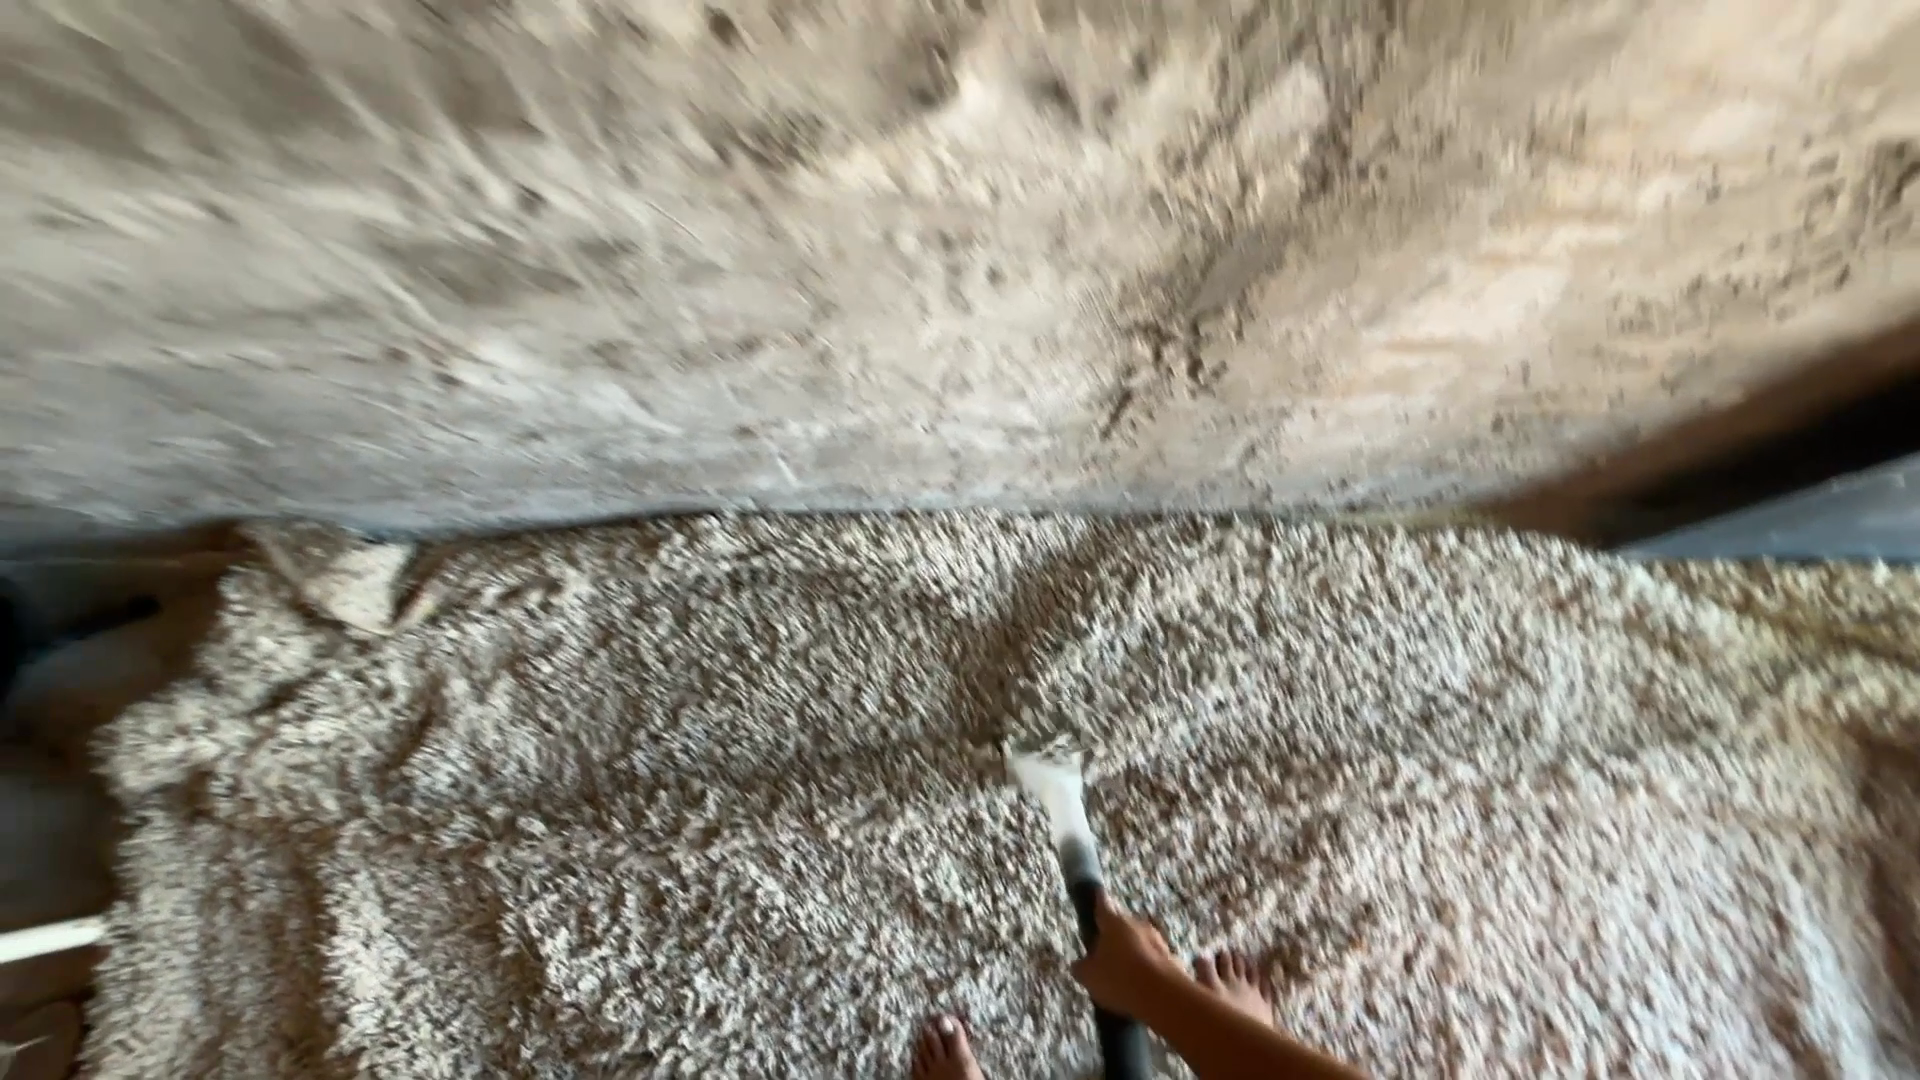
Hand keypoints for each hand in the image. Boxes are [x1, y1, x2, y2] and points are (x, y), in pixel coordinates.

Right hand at [1070, 891, 1188, 1018]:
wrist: (1164, 998)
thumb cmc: (1120, 979)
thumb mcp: (1090, 977)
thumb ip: (1082, 968)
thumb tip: (1078, 965)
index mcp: (1113, 921)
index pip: (1102, 903)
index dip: (1098, 899)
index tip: (1097, 892)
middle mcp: (1136, 924)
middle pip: (1122, 924)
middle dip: (1115, 934)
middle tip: (1105, 950)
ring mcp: (1157, 941)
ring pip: (1140, 941)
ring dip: (1134, 952)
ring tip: (1124, 974)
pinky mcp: (1172, 960)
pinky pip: (1154, 960)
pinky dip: (1148, 969)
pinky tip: (1142, 987)